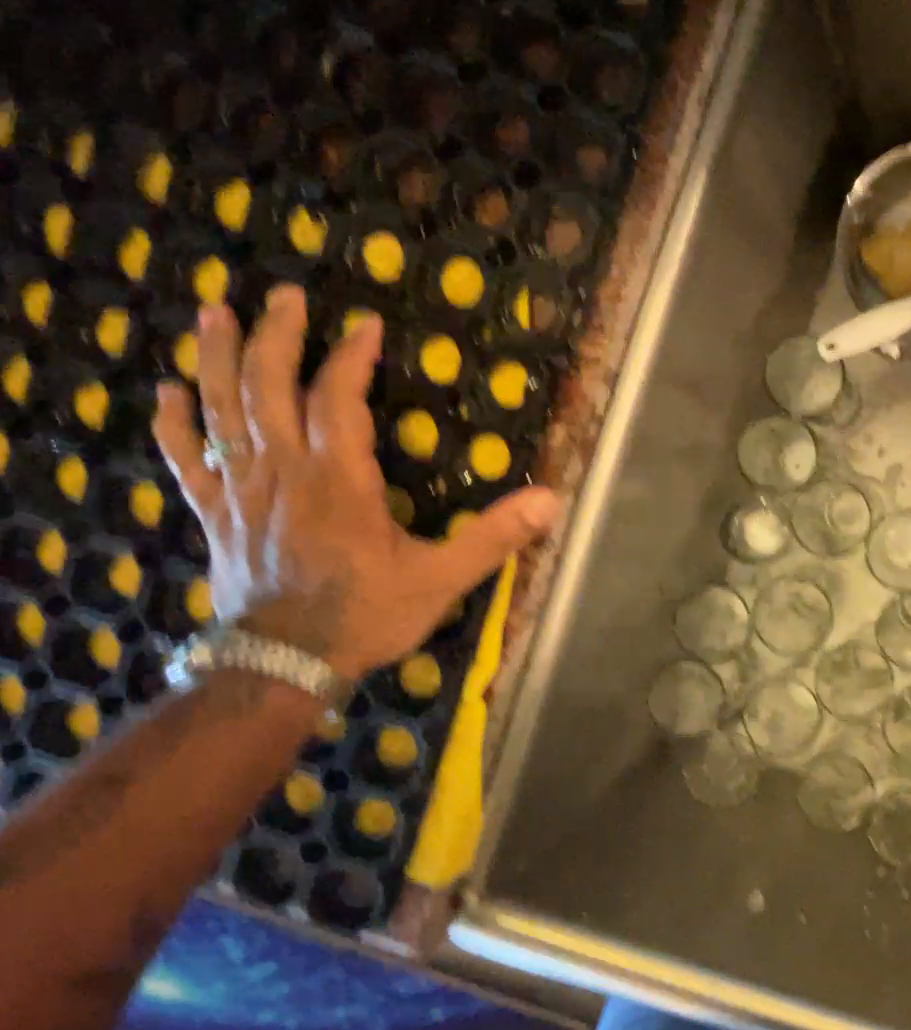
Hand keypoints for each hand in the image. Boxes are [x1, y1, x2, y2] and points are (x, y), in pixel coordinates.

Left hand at [151, 285, 560, 681]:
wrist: (284, 663)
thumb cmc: (367, 615)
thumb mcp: (443, 578)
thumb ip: (494, 535)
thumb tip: (551, 498)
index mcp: (338, 481)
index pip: (337, 400)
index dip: (350, 358)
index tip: (366, 324)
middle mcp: (284, 472)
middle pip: (268, 388)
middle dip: (276, 337)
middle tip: (283, 295)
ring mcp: (243, 492)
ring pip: (221, 411)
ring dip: (216, 359)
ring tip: (214, 313)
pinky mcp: (218, 515)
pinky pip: (188, 461)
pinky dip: (175, 424)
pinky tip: (168, 392)